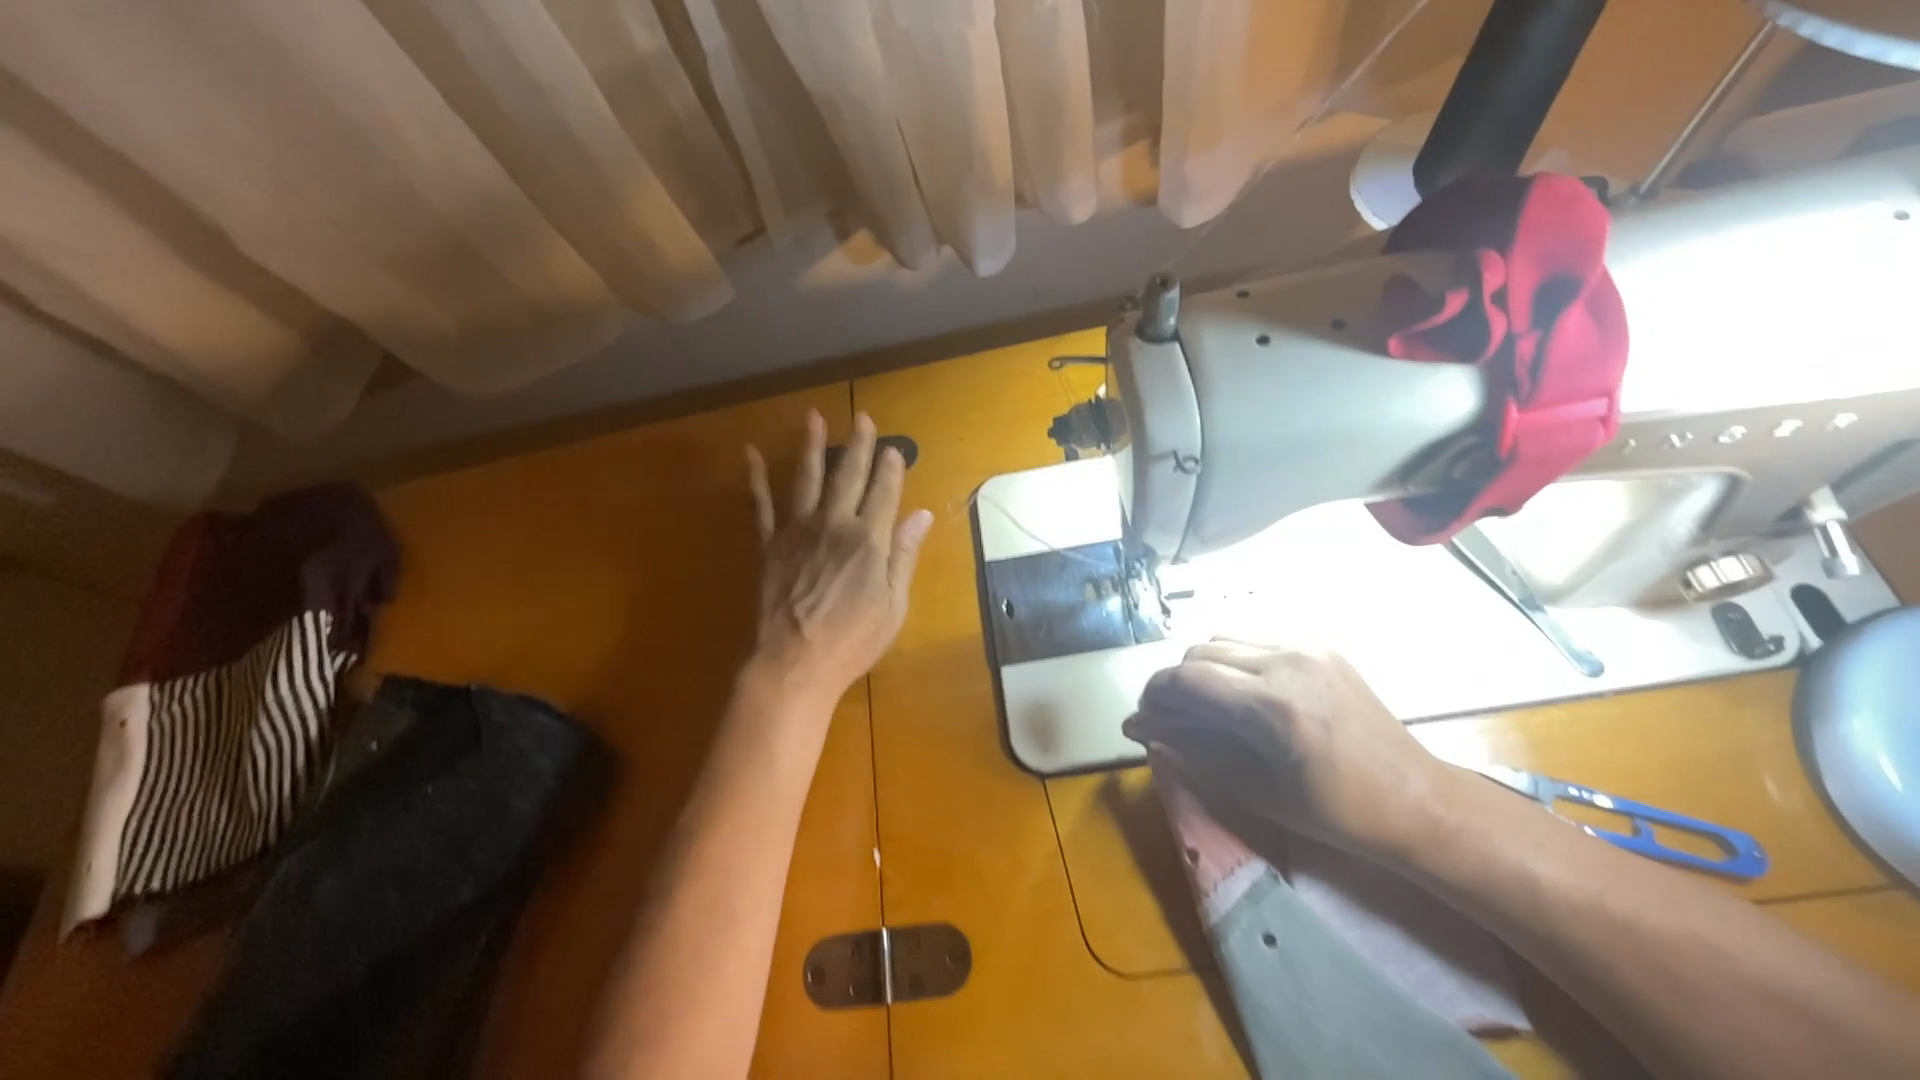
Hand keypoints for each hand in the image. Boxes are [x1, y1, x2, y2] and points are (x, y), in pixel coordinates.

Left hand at [744, 410, 932, 711]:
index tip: (893, 449)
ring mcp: (796, 531)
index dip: (890, 468)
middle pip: (848, 476)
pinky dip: (754, 478)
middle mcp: (833, 525)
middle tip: (862, 417)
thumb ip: (904, 556)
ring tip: (813, 416)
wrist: (794, 662)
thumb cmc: (852, 641)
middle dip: (858, 445)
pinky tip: (749, 453)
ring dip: (811, 446)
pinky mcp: (768, 544)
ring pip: (805, 478)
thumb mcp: (893, 605)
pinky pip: (760, 505)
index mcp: (868, 541)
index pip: (883, 493)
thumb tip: (921, 515)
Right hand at [1123, 640, 1457, 861]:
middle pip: (1201, 653)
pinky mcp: (1322, 648)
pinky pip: (1258, 641)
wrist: (1415, 800)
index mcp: (1273, 706)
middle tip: (1167, 716)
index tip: (1142, 717)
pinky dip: (1234, 661)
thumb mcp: (1254, 789)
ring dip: (1203, 668)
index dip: (1155, 694)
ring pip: (1225, 639)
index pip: (1188, 678)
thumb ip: (1191, 751)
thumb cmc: (1335, 813)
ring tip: (1202, 705)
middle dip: (1174, 681)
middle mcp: (1288, 662)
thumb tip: (1139, 728)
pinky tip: (1240, 695)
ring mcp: (1308, 649)